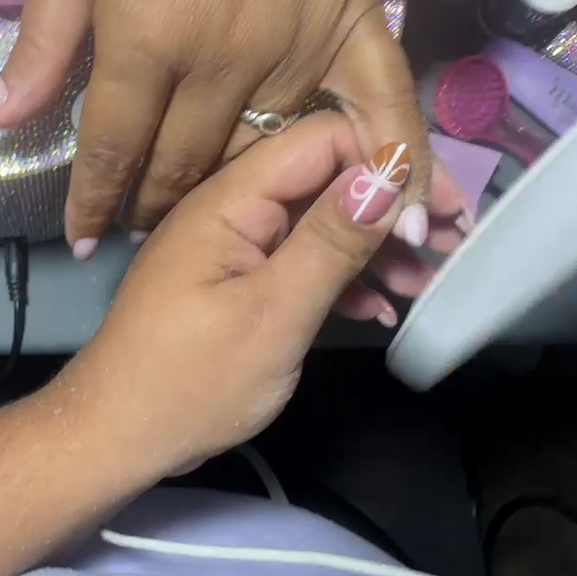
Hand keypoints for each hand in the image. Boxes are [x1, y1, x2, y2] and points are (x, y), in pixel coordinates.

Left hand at [0, 0, 441, 254]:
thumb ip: (41, 44)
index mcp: (149, 34)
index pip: (113, 148)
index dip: (92, 201)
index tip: (82, 240)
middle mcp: (225, 57)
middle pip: (181, 164)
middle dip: (150, 205)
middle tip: (136, 224)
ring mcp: (297, 48)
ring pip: (255, 154)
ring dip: (224, 195)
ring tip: (203, 220)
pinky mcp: (353, 29)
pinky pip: (380, 113)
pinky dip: (387, 170)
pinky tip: (400, 224)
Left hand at [55, 114, 465, 473]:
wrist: (121, 434)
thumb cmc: (192, 380)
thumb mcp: (273, 314)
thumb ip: (330, 242)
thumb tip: (388, 175)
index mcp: (229, 199)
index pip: (320, 140)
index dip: (386, 162)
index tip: (440, 208)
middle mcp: (230, 208)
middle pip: (324, 180)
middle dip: (392, 207)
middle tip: (455, 240)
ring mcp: (232, 245)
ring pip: (316, 224)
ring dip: (374, 249)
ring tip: (428, 281)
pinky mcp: (235, 279)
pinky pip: (296, 262)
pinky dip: (340, 280)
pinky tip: (380, 308)